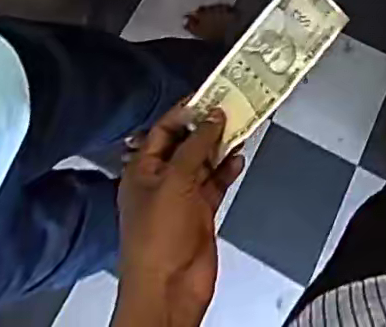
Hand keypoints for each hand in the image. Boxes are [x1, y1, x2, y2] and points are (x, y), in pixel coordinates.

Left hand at [112, 107, 243, 326]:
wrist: (169, 291)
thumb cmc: (158, 237)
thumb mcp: (175, 181)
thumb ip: (196, 144)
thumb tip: (213, 115)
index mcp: (143, 170)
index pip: (164, 129)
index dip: (186, 110)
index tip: (210, 93)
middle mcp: (162, 180)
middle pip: (187, 143)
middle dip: (208, 126)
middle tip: (232, 105)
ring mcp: (183, 196)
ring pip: (205, 161)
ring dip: (222, 145)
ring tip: (242, 126)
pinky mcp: (201, 211)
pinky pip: (217, 182)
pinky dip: (228, 169)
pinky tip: (239, 158)